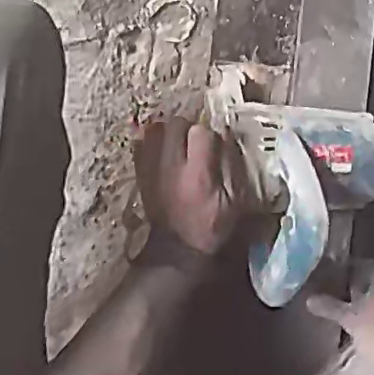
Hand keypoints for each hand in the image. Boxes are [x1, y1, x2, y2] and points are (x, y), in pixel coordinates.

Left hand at [134, 116, 239, 256]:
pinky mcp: (139, 172)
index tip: (215, 147)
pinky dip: (152, 141)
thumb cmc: (211, 226)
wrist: (177, 250)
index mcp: (197, 175)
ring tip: (179, 146)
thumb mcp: (234, 201)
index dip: (210, 136)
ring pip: (156, 129)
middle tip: (197, 144)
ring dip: (169, 132)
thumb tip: (224, 134)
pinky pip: (141, 142)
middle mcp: (170, 166)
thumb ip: (231, 165)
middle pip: (176, 124)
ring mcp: (151, 168)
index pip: (200, 132)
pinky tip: (163, 151)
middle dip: (189, 128)